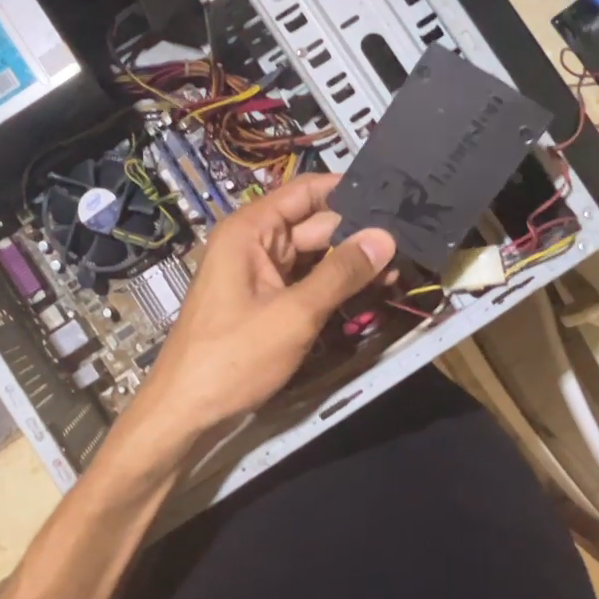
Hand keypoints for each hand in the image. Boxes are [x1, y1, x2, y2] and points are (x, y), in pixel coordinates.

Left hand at [120, 174, 395, 460]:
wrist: (186, 408)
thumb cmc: (234, 356)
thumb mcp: (295, 314)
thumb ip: (341, 273)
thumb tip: (385, 236)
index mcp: (250, 231)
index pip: (305, 192)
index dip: (348, 190)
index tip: (396, 193)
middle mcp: (252, 243)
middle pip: (314, 225)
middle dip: (358, 233)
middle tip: (413, 240)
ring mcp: (257, 273)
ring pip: (314, 256)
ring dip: (350, 263)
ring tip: (403, 266)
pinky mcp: (263, 301)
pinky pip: (304, 281)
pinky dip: (333, 285)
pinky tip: (371, 290)